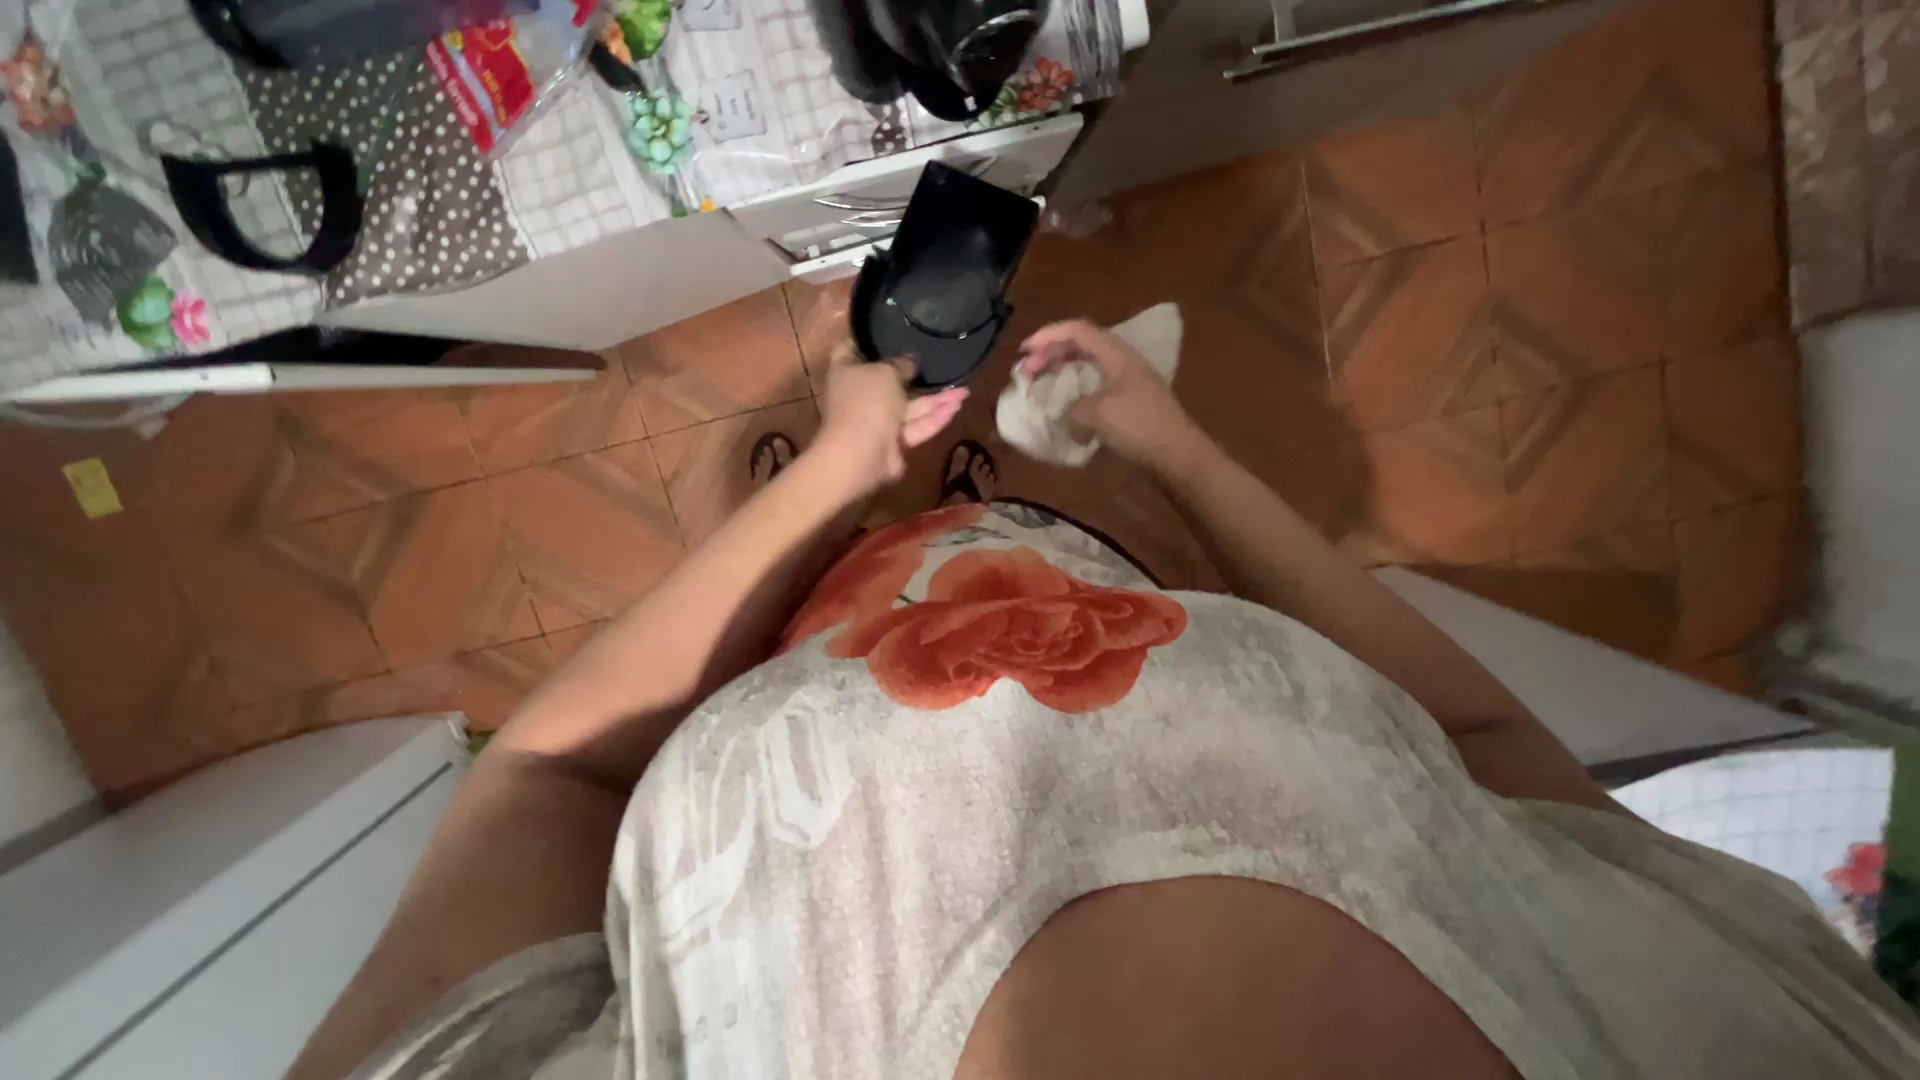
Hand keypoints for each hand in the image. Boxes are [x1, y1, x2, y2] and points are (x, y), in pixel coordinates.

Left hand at [810, 342, 967, 495]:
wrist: (861, 454)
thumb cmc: (866, 402)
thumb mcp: (885, 371)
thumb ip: (901, 363)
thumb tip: (909, 361)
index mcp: (846, 371)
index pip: (851, 348)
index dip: (868, 340)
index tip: (888, 330)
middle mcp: (860, 394)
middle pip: (888, 379)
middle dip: (915, 374)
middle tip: (939, 361)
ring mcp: (878, 420)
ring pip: (910, 406)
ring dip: (936, 399)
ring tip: (964, 390)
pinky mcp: (894, 441)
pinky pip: (916, 425)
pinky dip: (936, 416)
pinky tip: (958, 405)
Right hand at [1018, 319, 1203, 471]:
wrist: (1178, 455)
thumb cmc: (1139, 427)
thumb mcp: (1096, 414)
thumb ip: (1071, 409)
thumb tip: (1064, 414)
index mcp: (1116, 354)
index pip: (1077, 331)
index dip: (1047, 336)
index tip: (1024, 352)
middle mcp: (1123, 361)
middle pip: (1081, 344)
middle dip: (1051, 353)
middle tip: (1027, 371)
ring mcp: (1130, 381)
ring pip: (1089, 365)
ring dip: (1062, 371)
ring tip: (1042, 384)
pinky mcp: (1132, 402)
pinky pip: (1096, 385)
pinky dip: (1076, 389)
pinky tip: (1067, 407)